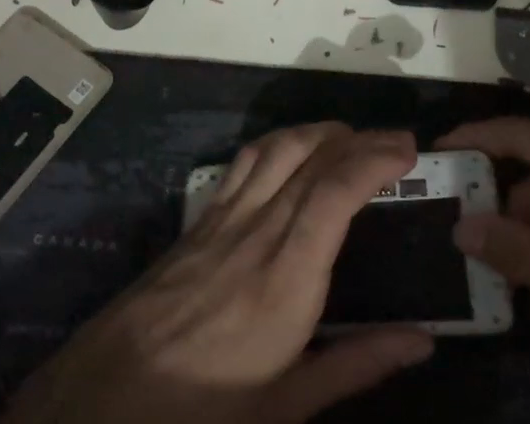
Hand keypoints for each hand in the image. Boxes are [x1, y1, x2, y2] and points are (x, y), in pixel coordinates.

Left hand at [2, 125, 432, 423]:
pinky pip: (243, 164)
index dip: (375, 159)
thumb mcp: (285, 405)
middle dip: (360, 139)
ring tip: (351, 136)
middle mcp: (257, 232)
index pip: (336, 192)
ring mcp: (222, 220)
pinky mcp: (198, 222)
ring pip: (275, 150)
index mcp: (287, 278)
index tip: (408, 150)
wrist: (106, 395)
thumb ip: (356, 365)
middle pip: (311, 160)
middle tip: (397, 141)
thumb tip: (422, 340)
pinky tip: (288, 154)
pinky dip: (277, 145)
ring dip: (318, 132)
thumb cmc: (204, 406)